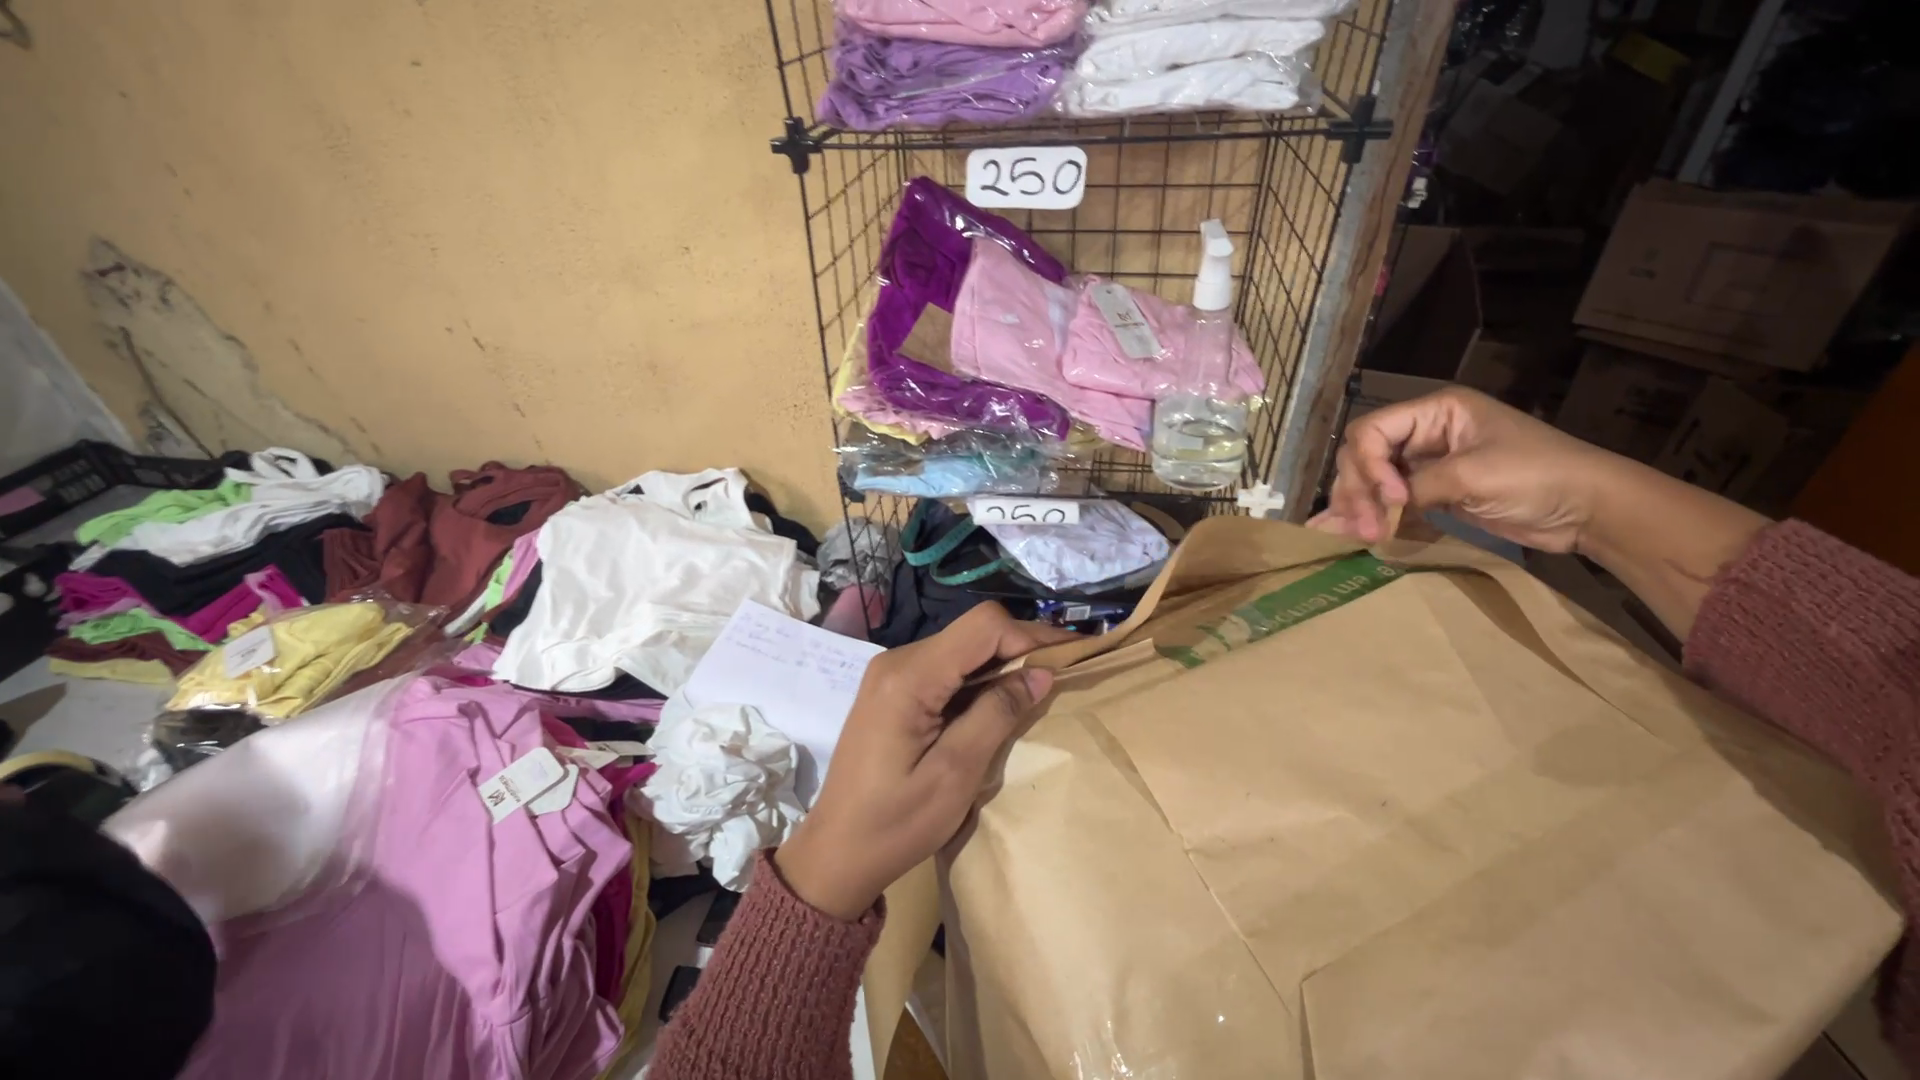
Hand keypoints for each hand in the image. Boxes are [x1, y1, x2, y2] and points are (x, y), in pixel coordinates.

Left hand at [774, 604, 1075, 919]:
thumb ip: (997, 715)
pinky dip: (980, 681)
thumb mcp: (955, 774)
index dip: (1032, 637)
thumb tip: (1041, 672)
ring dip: (1003, 666)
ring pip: (963, 650)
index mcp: (909, 677)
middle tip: (1067, 674)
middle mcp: (898, 661)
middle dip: (1023, 649)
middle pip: (974, 633)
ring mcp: (893, 675)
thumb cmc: (895, 823)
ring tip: (1043, 690)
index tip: (1072, 659)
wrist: (837, 852)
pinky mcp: (894, 692)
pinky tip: (1004, 703)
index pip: (984, 627)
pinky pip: (947, 670)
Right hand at [1308, 387, 1628, 552]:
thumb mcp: (1473, 475)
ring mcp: (1427, 464)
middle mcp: (1425, 433)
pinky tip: (1350, 533)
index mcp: (1436, 412)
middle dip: (1358, 490)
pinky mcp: (1434, 493)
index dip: (1369, 464)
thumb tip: (1378, 507)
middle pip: (1364, 456)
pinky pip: (1390, 501)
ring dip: (1358, 506)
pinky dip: (1372, 516)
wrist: (1588, 510)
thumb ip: (1416, 486)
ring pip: (1371, 480)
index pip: (1372, 431)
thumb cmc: (1537, 476)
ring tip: (1356, 536)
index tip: (1392, 497)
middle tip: (1363, 527)